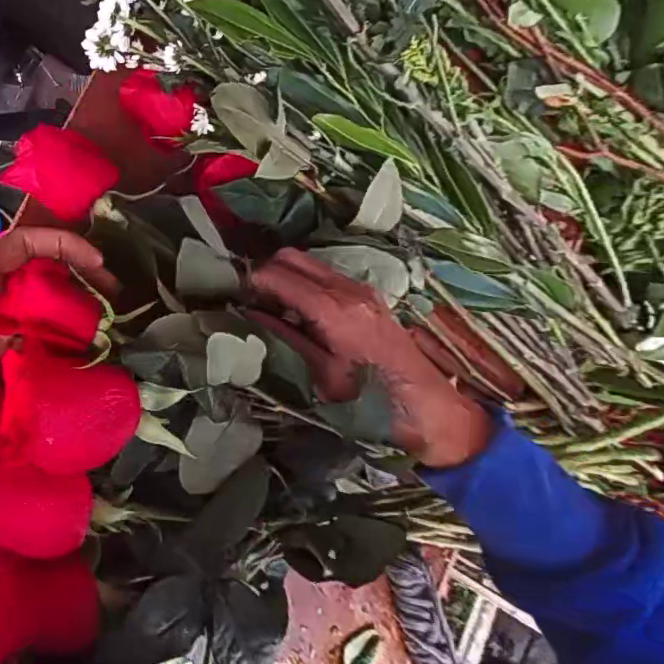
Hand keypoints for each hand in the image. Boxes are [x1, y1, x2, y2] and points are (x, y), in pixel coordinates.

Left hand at [0, 227, 118, 434]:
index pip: (26, 246)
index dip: (63, 245)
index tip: (96, 260)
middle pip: (43, 273)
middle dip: (80, 277)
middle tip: (114, 296)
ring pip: (43, 306)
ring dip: (74, 311)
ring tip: (107, 326)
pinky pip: (33, 339)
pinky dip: (57, 343)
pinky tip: (78, 353)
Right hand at [248, 249, 493, 467]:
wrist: (427, 407)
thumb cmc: (371, 400)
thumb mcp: (320, 375)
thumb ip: (285, 337)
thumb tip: (249, 314)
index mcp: (333, 310)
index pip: (278, 274)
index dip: (251, 281)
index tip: (235, 296)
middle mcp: (347, 289)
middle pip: (292, 256)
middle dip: (266, 272)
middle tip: (252, 299)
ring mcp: (360, 288)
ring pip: (309, 262)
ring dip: (286, 276)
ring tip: (273, 308)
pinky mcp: (368, 294)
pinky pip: (326, 275)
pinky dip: (305, 283)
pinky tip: (300, 313)